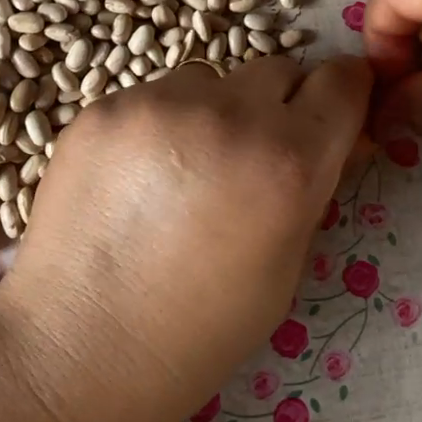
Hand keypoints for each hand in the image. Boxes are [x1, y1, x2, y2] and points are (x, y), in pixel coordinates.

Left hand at [0, 55, 372, 421]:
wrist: (77, 350)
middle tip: (253, 156)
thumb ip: (315, 187)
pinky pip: (156, 94)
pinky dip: (162, 122)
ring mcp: (157, 102)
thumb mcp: (285, 268)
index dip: (344, 96)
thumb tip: (342, 136)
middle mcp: (228, 115)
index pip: (342, 81)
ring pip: (213, 79)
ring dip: (217, 110)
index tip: (334, 112)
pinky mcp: (105, 105)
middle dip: (281, 105)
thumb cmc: (197, 331)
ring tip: (186, 170)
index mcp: (287, 161)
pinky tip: (139, 176)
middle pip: (279, 70)